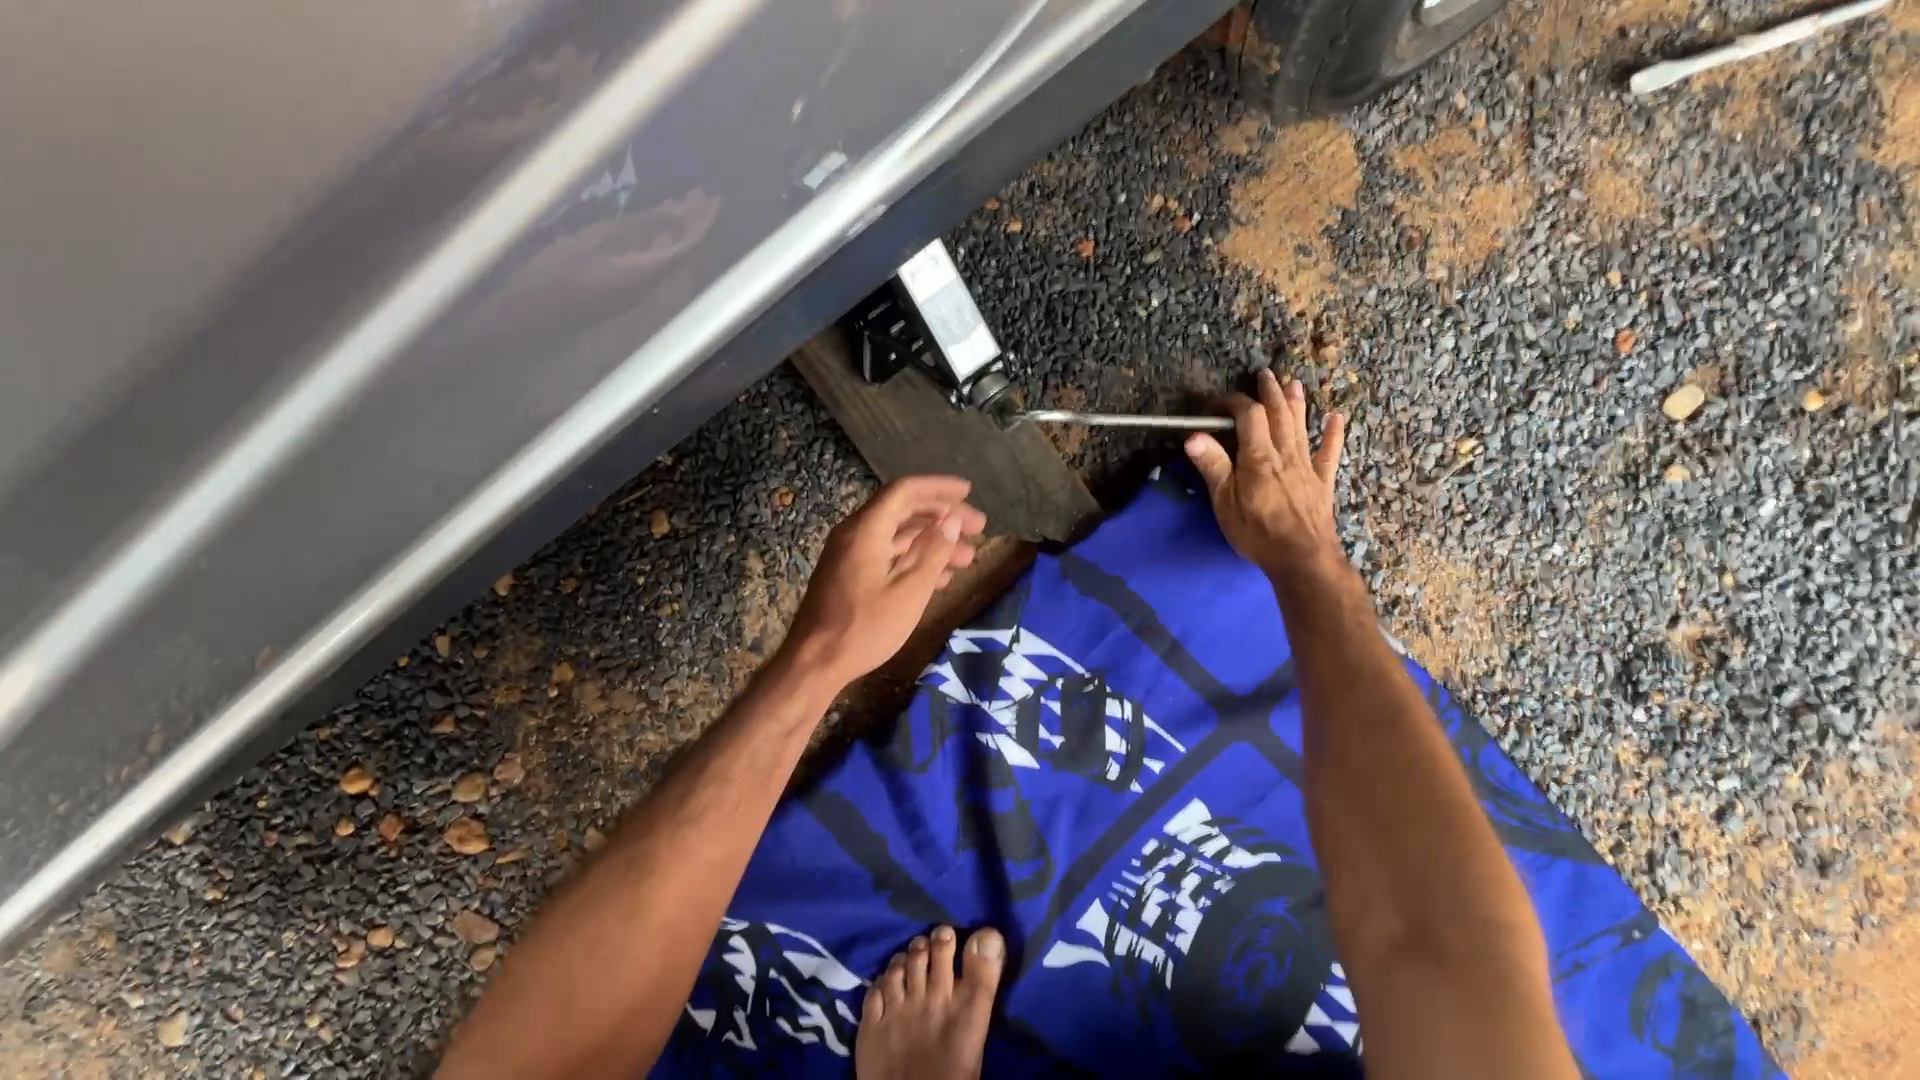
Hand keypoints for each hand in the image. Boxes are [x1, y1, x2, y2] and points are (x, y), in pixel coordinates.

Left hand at [782, 476, 985, 687]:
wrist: (815, 662)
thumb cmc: (865, 627)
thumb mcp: (909, 590)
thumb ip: (933, 551)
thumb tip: (952, 520)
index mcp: (866, 529)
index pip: (905, 491)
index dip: (939, 488)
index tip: (969, 491)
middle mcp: (855, 534)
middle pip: (903, 511)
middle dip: (942, 517)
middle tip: (978, 528)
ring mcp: (850, 555)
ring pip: (898, 536)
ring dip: (933, 543)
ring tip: (967, 558)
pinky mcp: (849, 575)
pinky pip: (887, 555)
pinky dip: (914, 560)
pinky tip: (940, 579)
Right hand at [1185, 369, 1347, 581]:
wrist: (1303, 558)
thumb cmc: (1258, 533)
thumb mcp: (1225, 503)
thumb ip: (1213, 467)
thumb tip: (1193, 436)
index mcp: (1257, 457)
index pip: (1247, 416)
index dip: (1233, 403)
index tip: (1217, 403)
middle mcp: (1284, 454)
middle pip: (1278, 414)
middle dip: (1269, 392)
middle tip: (1264, 375)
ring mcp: (1307, 467)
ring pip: (1301, 426)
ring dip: (1297, 403)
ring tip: (1293, 383)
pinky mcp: (1322, 482)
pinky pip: (1330, 453)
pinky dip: (1333, 434)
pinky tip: (1336, 418)